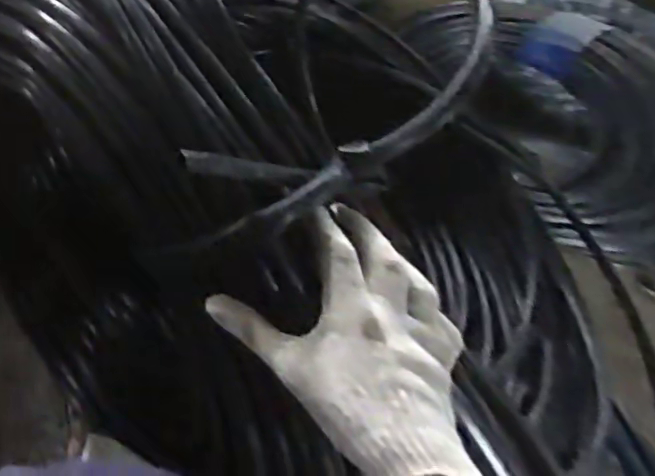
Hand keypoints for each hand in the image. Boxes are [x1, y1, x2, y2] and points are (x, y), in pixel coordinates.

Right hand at [205, 206, 477, 475]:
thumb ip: (252, 330)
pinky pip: (443, 323)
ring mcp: (424, 340)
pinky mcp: (444, 364)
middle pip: (388, 262)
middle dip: (368, 231)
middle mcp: (392, 316)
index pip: (339, 254)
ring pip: (422, 287)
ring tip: (385, 248)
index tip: (313, 204)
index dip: (326, 226)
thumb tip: (211, 301)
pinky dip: (430, 305)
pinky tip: (422, 306)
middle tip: (349, 211)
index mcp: (353, 310)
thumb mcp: (289, 366)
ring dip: (403, 261)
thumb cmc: (346, 405)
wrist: (413, 459)